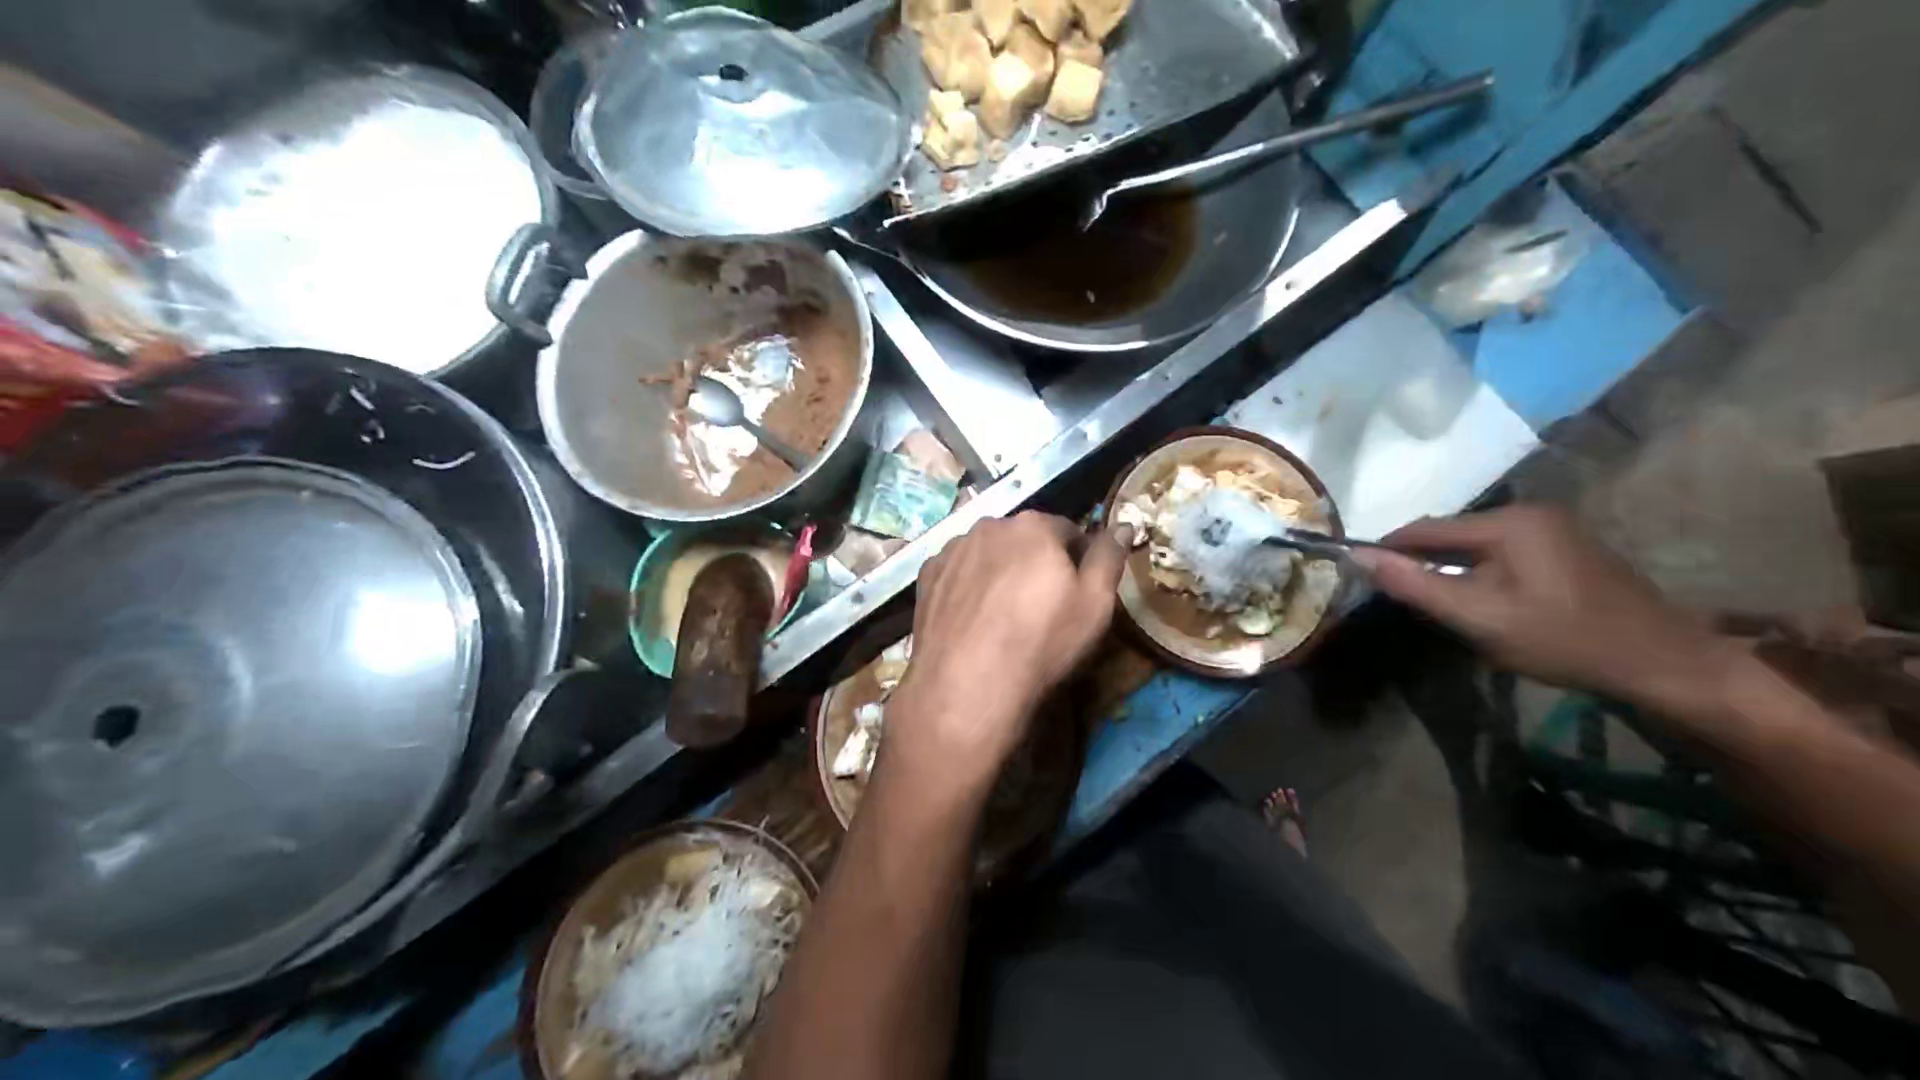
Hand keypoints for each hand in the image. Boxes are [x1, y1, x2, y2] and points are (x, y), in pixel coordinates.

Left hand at [884, 513, 1128, 795]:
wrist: (967, 685)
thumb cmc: (1041, 642)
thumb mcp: (1095, 603)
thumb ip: (1110, 556)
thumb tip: (1124, 524)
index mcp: (1034, 525)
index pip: (1067, 530)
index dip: (1076, 558)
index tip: (1075, 590)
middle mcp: (989, 526)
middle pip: (1023, 538)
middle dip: (1034, 561)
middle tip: (1039, 606)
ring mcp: (952, 549)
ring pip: (987, 553)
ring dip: (998, 571)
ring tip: (1002, 615)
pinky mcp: (926, 575)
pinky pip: (957, 572)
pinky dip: (967, 585)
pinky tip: (972, 619)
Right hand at [1354, 506, 1723, 700]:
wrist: (1664, 663)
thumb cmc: (1564, 640)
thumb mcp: (1478, 617)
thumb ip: (1414, 585)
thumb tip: (1355, 555)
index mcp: (1509, 522)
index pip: (1423, 529)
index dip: (1387, 551)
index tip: (1361, 576)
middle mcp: (1530, 511)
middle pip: (1450, 534)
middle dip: (1422, 562)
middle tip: (1405, 600)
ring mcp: (1553, 526)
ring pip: (1474, 544)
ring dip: (1450, 569)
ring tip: (1440, 603)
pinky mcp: (1566, 544)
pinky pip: (1501, 551)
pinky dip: (1479, 571)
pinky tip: (1483, 599)